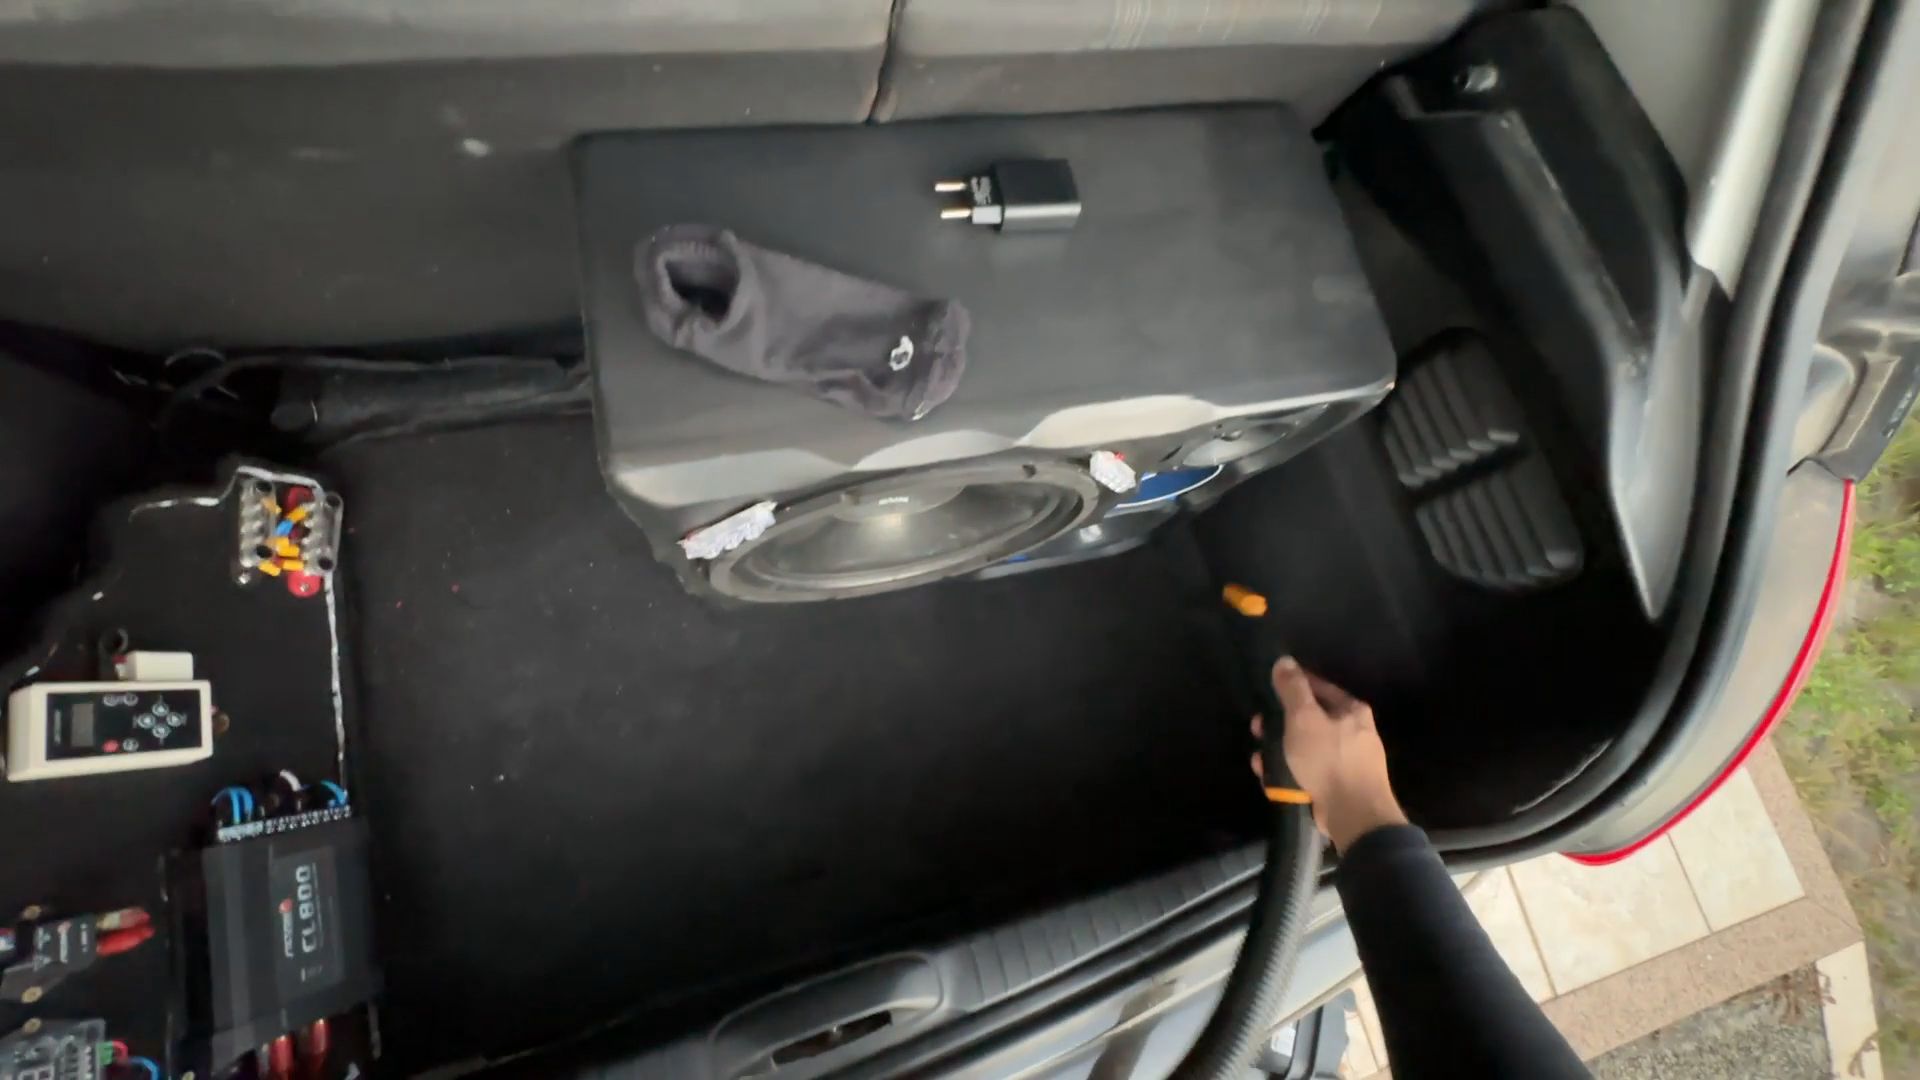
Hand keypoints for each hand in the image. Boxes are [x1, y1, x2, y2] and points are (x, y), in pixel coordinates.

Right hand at [1251, 657, 1406, 852]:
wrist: (1355, 815)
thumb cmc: (1328, 758)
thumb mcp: (1304, 718)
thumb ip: (1292, 688)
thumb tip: (1284, 660)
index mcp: (1351, 710)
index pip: (1317, 686)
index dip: (1290, 685)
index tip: (1267, 689)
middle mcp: (1353, 731)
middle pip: (1308, 717)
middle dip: (1279, 722)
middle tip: (1258, 727)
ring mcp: (1346, 759)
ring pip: (1304, 745)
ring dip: (1278, 748)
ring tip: (1260, 756)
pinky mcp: (1337, 783)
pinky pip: (1307, 768)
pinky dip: (1288, 769)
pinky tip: (1270, 775)